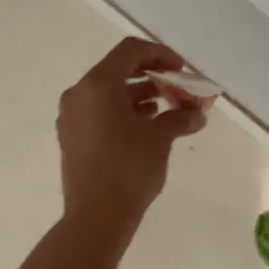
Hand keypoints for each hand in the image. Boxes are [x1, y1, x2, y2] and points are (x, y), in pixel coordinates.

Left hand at [57, 37, 212, 228]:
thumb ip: (178, 118)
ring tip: (168, 111)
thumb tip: (197, 114)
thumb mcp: (159, 139)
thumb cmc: (129, 169)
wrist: (97, 216)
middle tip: (178, 91)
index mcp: (97, 85)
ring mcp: (72, 117)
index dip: (160, 55)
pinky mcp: (72, 138)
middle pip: (118, 71)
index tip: (182, 71)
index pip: (130, 51)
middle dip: (153, 78)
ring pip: (109, 94)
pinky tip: (146, 128)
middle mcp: (79, 94)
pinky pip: (100, 113)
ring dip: (140, 97)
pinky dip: (123, 113)